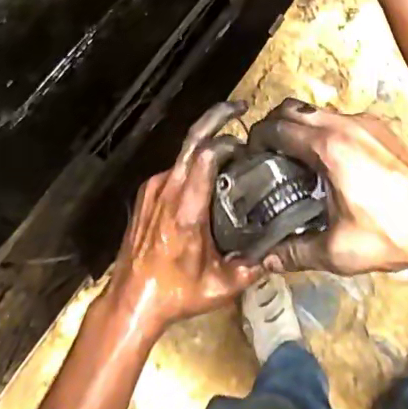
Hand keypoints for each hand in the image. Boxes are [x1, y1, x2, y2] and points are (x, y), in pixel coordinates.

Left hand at [108, 102, 264, 332]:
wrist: (129, 301)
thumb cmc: (175, 294)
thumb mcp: (220, 286)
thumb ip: (251, 267)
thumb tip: (277, 252)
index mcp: (186, 208)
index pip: (206, 155)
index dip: (228, 142)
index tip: (247, 147)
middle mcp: (167, 190)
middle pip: (192, 140)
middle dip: (216, 117)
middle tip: (240, 107)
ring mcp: (153, 188)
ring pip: (184, 155)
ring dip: (206, 146)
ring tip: (230, 152)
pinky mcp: (145, 193)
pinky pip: (174, 169)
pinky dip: (193, 165)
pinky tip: (207, 177)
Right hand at [249, 102, 407, 275]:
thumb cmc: (390, 235)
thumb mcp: (338, 250)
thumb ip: (295, 251)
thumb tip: (264, 258)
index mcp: (328, 147)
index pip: (278, 127)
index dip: (257, 139)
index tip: (249, 156)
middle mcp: (344, 125)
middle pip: (293, 108)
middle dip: (273, 126)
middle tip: (266, 153)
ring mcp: (365, 122)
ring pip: (317, 110)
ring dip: (299, 125)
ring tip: (294, 158)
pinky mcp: (381, 127)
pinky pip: (340, 118)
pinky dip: (323, 129)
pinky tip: (327, 161)